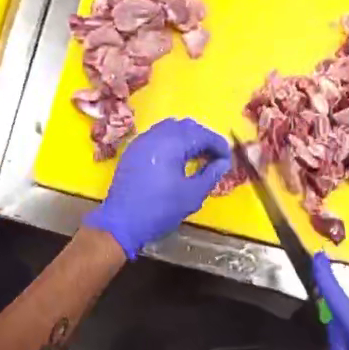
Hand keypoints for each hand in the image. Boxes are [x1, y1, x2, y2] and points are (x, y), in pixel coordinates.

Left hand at [83, 117, 230, 258]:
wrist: (121, 222)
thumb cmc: (159, 210)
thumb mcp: (191, 195)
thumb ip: (210, 175)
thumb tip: (222, 164)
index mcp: (171, 143)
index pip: (202, 134)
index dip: (219, 145)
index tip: (227, 160)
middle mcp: (155, 135)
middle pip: (186, 126)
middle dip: (203, 139)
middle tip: (214, 158)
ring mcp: (141, 141)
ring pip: (170, 129)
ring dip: (186, 139)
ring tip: (196, 158)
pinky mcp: (133, 151)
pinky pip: (156, 137)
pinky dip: (171, 143)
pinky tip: (176, 161)